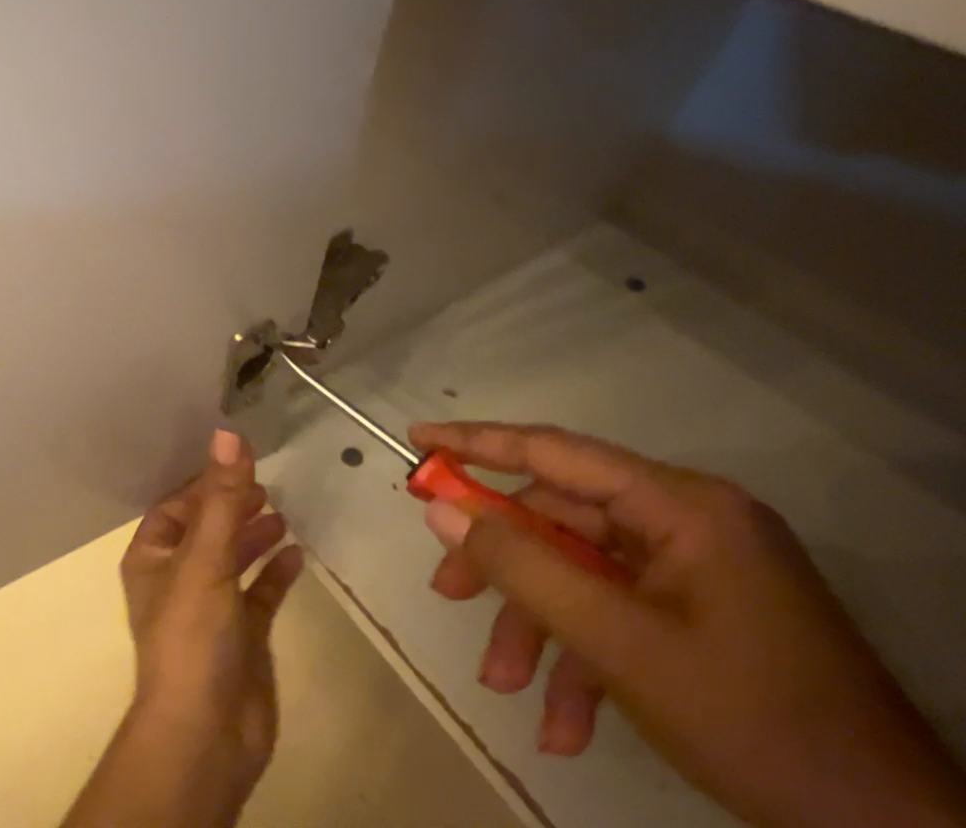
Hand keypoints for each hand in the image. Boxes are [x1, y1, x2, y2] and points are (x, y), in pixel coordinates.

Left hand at [62, 430, 303, 827]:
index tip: (240, 461)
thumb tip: (228, 433)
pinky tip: (297, 555)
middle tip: (266, 483)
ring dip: (253, 535)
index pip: (177, 506)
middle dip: (232, 506)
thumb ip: (221, 499)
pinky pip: (259, 593)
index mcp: (153, 558)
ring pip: (232, 559)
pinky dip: (275, 573)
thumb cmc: (192, 637)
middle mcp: (177, 578)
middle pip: (206, 529)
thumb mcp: (204, 559)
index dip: (205, 483)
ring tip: (282, 511)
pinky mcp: (242, 636)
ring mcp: (210, 608)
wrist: (206, 731)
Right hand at [414, 421, 965, 827]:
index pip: (557, 453)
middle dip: (506, 571)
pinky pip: (618, 617)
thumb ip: (521, 566)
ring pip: (582, 576)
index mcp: (683, 509)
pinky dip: (583, 663)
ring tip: (509, 688)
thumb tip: (441, 510)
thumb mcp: (615, 640)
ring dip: (539, 632)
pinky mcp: (704, 616)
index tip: (415, 438)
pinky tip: (566, 725)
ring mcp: (700, 572)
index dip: (478, 442)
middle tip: (446, 595)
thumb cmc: (749, 716)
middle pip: (561, 522)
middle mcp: (691, 525)